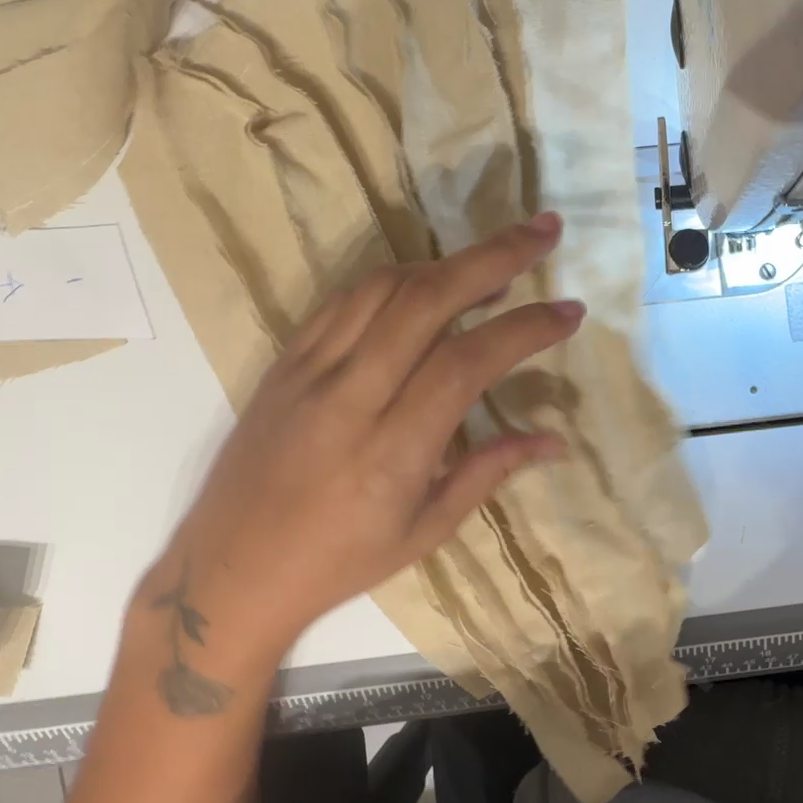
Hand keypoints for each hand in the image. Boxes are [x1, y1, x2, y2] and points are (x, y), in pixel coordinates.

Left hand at [154, 212, 581, 652]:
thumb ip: (489, 472)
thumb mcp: (426, 532)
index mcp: (393, 450)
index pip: (468, 363)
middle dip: (493, 257)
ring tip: (496, 258)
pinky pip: (343, 301)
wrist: (231, 571)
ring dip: (446, 261)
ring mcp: (309, 373)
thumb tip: (555, 441)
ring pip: (382, 288)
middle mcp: (350, 397)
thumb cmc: (340, 563)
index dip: (525, 328)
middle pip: (426, 301)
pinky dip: (394, 279)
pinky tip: (427, 279)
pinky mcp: (284, 363)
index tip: (571, 312)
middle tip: (544, 232)